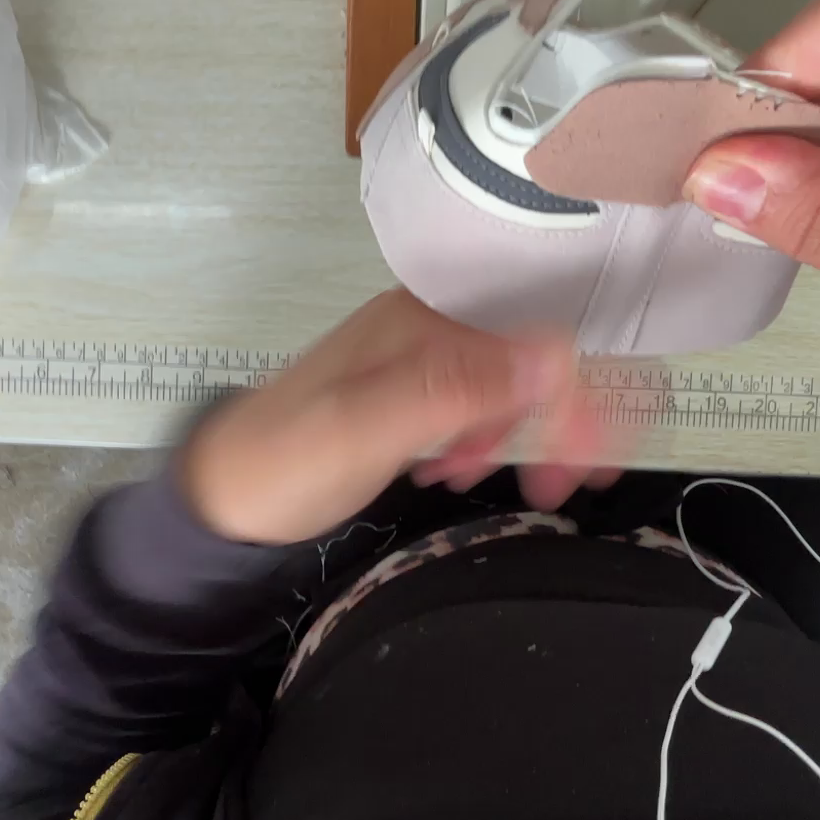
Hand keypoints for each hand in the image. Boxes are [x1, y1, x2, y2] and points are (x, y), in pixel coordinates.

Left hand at [182, 289, 613, 544]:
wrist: (228, 494)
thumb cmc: (285, 464)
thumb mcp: (364, 429)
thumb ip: (453, 390)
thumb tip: (552, 359)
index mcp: (423, 325)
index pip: (536, 342)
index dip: (577, 399)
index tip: (592, 463)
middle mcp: (427, 330)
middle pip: (530, 362)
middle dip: (559, 422)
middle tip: (561, 485)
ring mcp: (419, 362)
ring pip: (506, 389)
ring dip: (517, 437)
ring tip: (476, 478)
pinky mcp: (410, 394)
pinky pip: (474, 409)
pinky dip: (481, 443)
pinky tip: (453, 468)